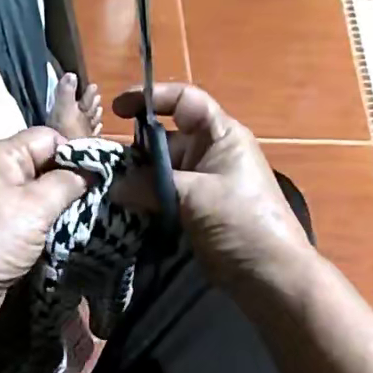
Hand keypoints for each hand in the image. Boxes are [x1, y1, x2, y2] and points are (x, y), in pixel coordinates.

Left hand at [0, 127, 86, 320]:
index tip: (98, 178)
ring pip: (38, 190)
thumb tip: (90, 172)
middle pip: (43, 163)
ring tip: (81, 217)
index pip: (48, 138)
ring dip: (59, 204)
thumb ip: (68, 183)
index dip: (75, 154)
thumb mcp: (37, 206)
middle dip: (69, 180)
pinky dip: (45, 220)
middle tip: (94, 200)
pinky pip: (28, 212)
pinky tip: (60, 232)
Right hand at [111, 84, 316, 292]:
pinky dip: (145, 203)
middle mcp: (210, 155)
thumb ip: (152, 185)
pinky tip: (123, 211)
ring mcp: (202, 186)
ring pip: (160, 174)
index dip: (153, 98)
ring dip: (137, 182)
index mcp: (221, 136)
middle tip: (105, 169)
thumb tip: (116, 186)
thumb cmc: (242, 221)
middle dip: (136, 151)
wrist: (267, 274)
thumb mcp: (197, 195)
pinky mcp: (194, 214)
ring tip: (109, 191)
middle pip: (165, 141)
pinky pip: (163, 200)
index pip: (184, 101)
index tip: (118, 109)